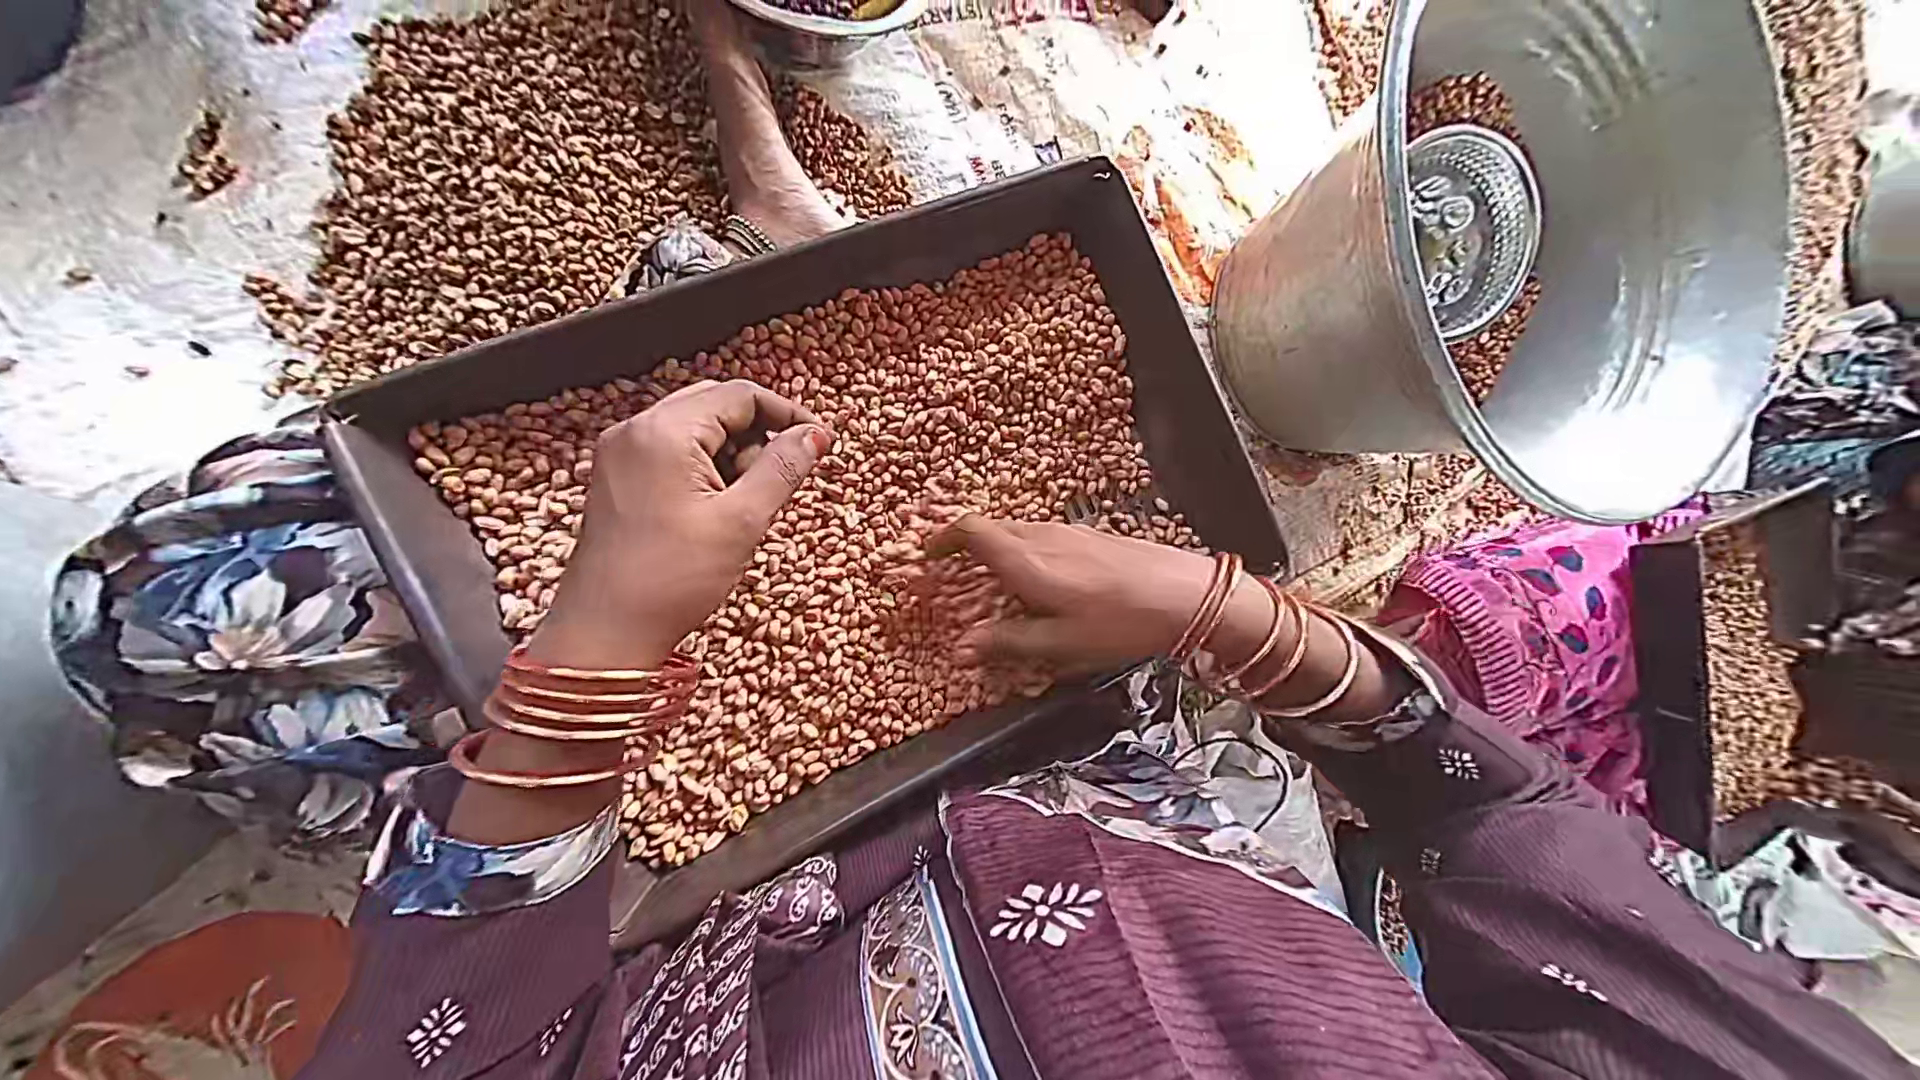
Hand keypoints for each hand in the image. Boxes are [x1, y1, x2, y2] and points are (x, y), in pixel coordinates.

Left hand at [527, 380, 833, 668]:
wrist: (605, 633)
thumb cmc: (672, 580)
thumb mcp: (742, 521)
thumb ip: (782, 468)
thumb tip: (815, 434)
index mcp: (664, 432)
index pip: (741, 396)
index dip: (788, 414)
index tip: (820, 442)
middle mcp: (635, 431)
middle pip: (717, 405)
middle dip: (760, 433)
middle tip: (787, 473)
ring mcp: (622, 454)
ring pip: (697, 430)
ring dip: (735, 453)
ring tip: (748, 502)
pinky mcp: (620, 478)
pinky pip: (675, 453)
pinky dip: (708, 468)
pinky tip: (721, 507)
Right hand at [927, 515, 1218, 674]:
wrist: (1187, 594)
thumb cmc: (1119, 622)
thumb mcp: (1060, 642)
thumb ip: (1006, 642)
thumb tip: (960, 649)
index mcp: (1026, 559)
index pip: (971, 530)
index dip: (944, 538)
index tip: (930, 556)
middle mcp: (1042, 535)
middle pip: (991, 529)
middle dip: (966, 547)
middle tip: (956, 576)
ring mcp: (1068, 531)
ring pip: (1018, 532)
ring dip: (996, 550)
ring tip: (995, 582)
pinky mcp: (1090, 535)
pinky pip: (1042, 536)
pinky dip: (1024, 551)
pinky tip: (1042, 579)